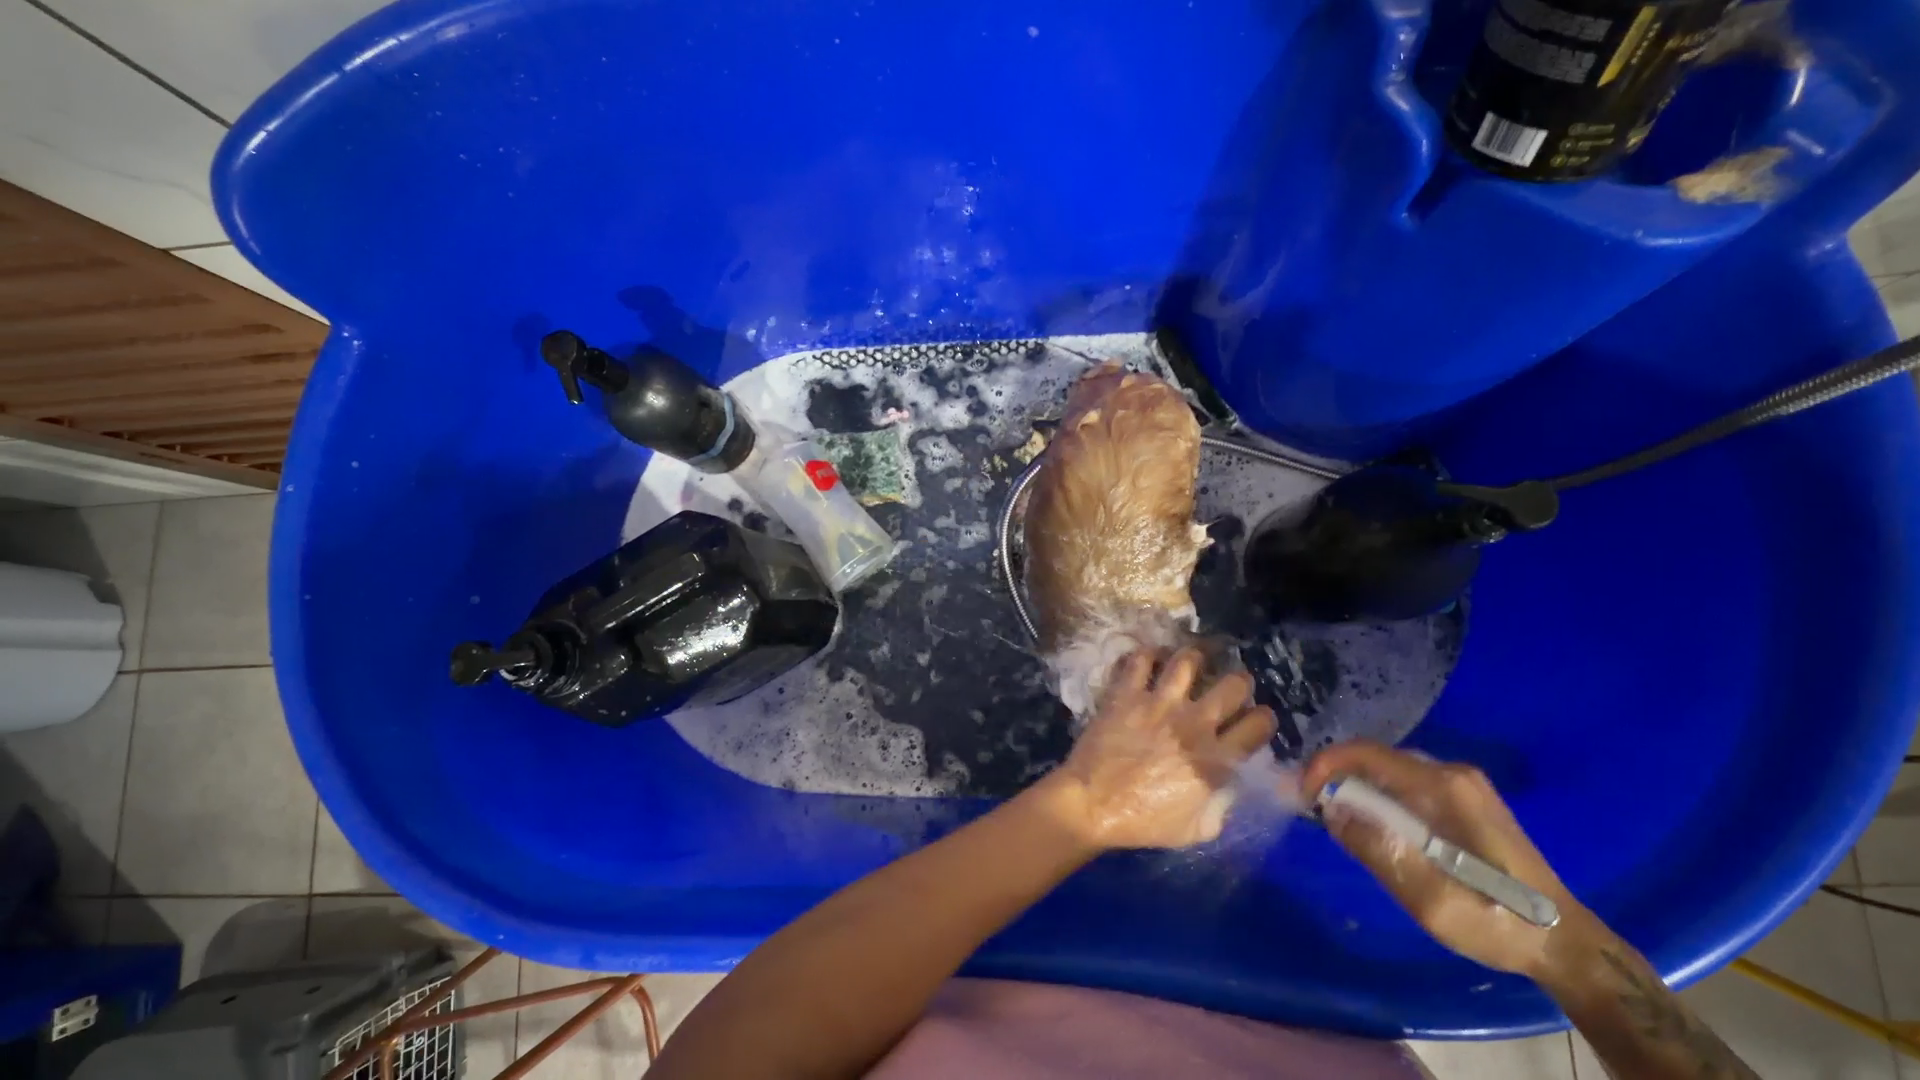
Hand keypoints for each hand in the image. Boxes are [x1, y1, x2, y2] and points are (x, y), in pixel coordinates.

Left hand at [1049, 647, 1276, 849]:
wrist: (1093, 806)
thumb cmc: (1145, 823)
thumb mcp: (1198, 829)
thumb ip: (1223, 805)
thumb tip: (1233, 784)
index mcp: (1216, 758)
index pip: (1260, 723)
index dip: (1262, 720)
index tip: (1254, 722)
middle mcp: (1194, 723)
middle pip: (1235, 684)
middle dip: (1239, 683)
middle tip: (1229, 688)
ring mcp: (1159, 704)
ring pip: (1189, 660)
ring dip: (1195, 659)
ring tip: (1193, 664)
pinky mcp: (1127, 695)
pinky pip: (1140, 660)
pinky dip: (1147, 656)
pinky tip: (1151, 661)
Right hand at [1301, 741, 1584, 977]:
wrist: (1564, 941)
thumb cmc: (1497, 923)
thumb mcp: (1430, 899)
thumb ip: (1378, 850)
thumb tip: (1333, 811)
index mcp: (1444, 789)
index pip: (1367, 753)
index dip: (1324, 765)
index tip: (1300, 794)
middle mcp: (1453, 775)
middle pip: (1378, 759)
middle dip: (1337, 777)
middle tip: (1311, 809)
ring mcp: (1464, 787)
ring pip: (1392, 772)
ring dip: (1359, 789)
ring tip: (1336, 820)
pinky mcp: (1468, 802)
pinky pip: (1410, 786)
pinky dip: (1382, 798)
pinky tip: (1376, 828)